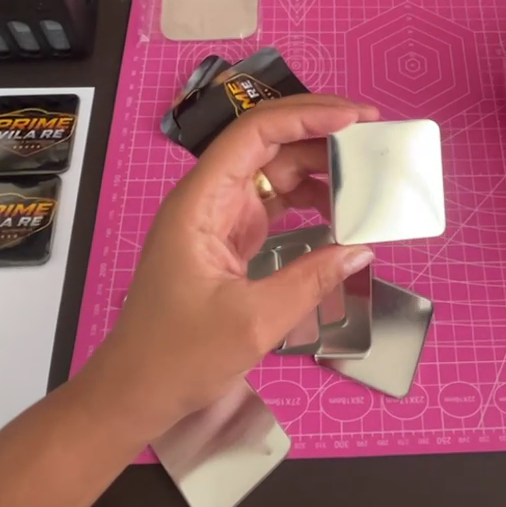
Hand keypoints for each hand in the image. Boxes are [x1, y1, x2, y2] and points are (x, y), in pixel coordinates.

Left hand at [82, 94, 377, 440]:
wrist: (137, 391)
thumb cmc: (179, 356)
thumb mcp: (254, 322)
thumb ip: (311, 280)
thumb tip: (362, 249)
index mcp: (202, 199)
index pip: (255, 132)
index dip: (305, 115)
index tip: (354, 118)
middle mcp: (211, 194)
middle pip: (267, 141)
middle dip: (317, 128)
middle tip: (368, 129)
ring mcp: (221, 213)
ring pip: (275, 168)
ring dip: (318, 162)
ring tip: (364, 165)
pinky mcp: (232, 234)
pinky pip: (276, 199)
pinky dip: (310, 196)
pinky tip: (340, 208)